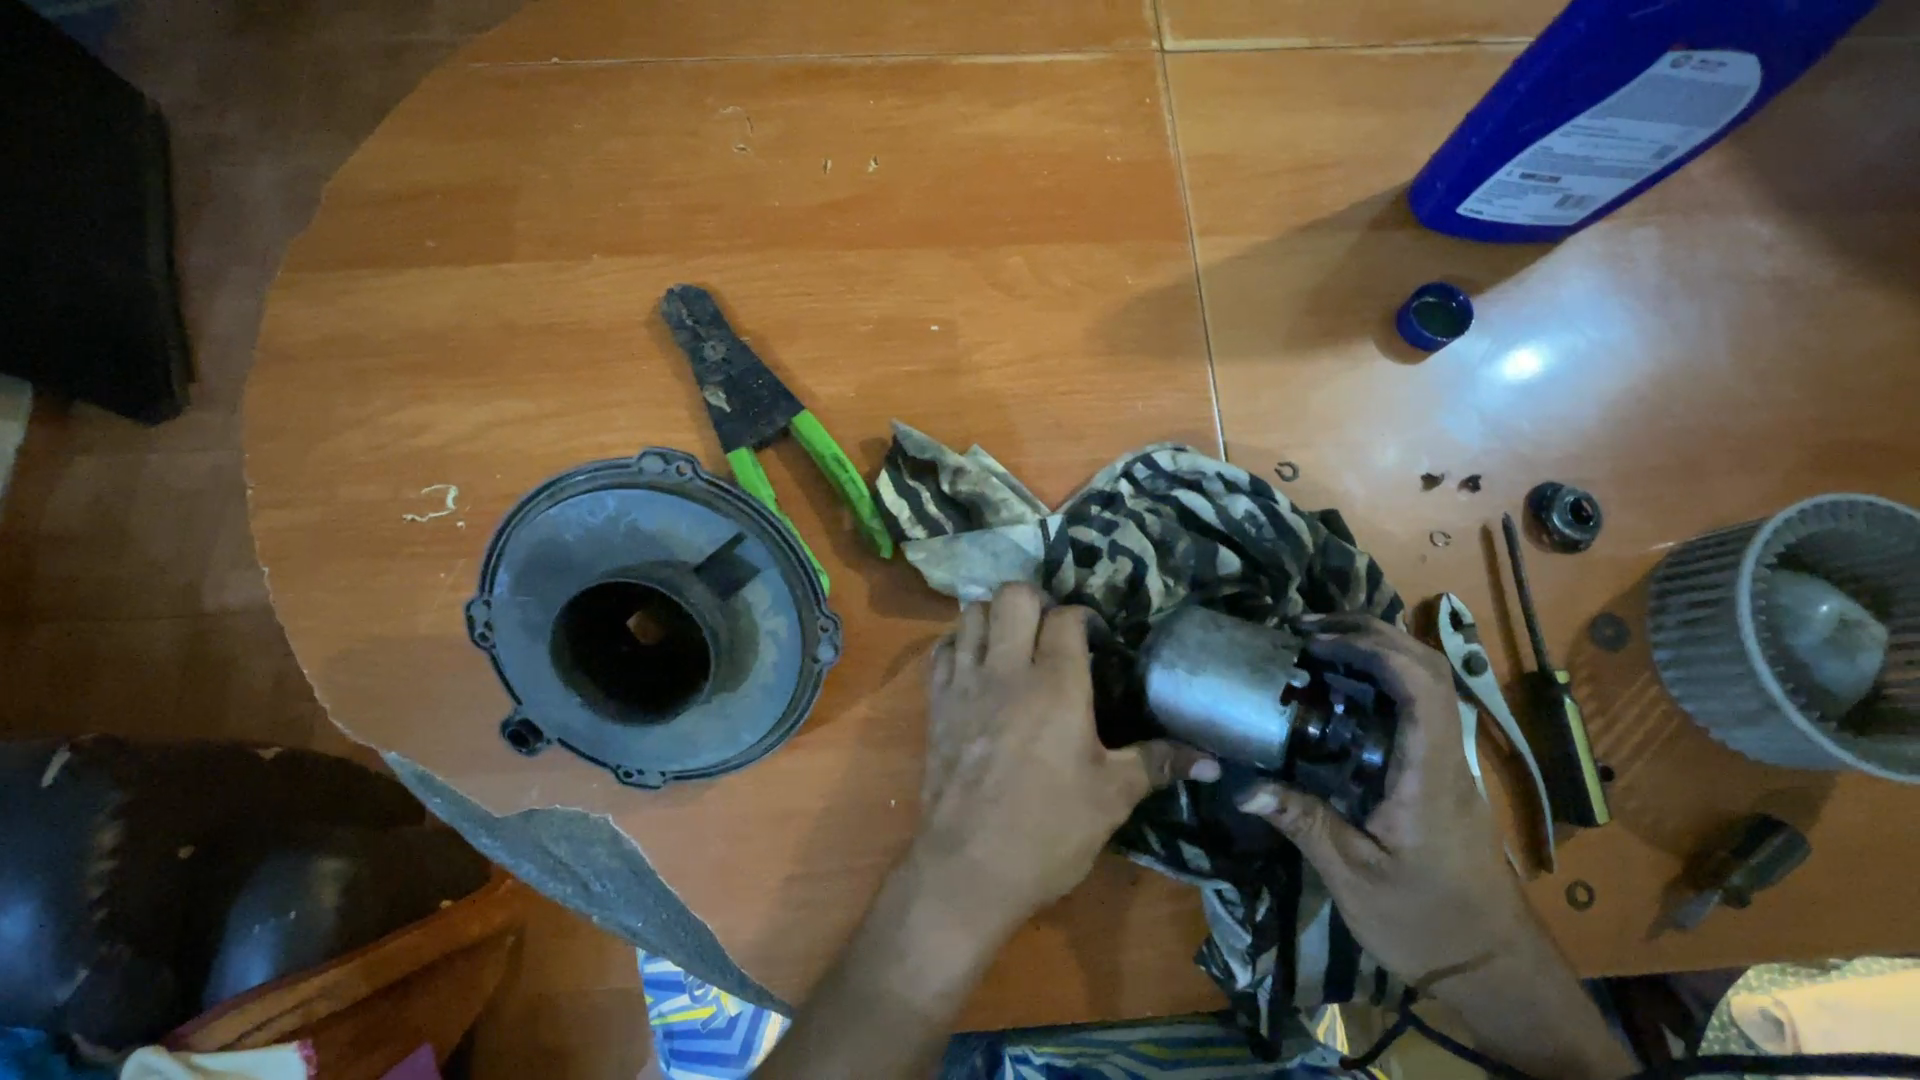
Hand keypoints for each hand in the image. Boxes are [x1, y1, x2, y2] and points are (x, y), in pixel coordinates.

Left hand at [915, 582, 1196, 930]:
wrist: (968, 869)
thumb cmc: (1048, 831)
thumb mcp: (1112, 797)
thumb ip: (1157, 763)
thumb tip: (1213, 761)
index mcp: (1055, 683)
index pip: (1066, 617)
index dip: (1083, 618)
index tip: (1095, 640)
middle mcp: (1006, 669)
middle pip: (1013, 595)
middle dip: (1036, 600)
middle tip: (1050, 630)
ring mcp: (964, 683)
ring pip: (972, 612)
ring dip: (994, 615)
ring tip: (1013, 641)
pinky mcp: (936, 704)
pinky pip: (943, 649)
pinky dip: (960, 644)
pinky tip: (976, 666)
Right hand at [1235, 614, 1533, 989]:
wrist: (1489, 965)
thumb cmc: (1424, 921)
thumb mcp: (1353, 877)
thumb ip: (1304, 823)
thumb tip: (1243, 789)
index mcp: (1429, 773)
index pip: (1421, 685)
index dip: (1372, 647)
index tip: (1316, 642)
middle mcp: (1447, 756)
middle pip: (1429, 667)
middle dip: (1372, 633)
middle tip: (1307, 629)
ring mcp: (1448, 764)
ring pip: (1429, 683)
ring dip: (1378, 651)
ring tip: (1317, 647)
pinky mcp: (1439, 776)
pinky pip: (1417, 708)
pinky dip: (1381, 681)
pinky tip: (1339, 692)